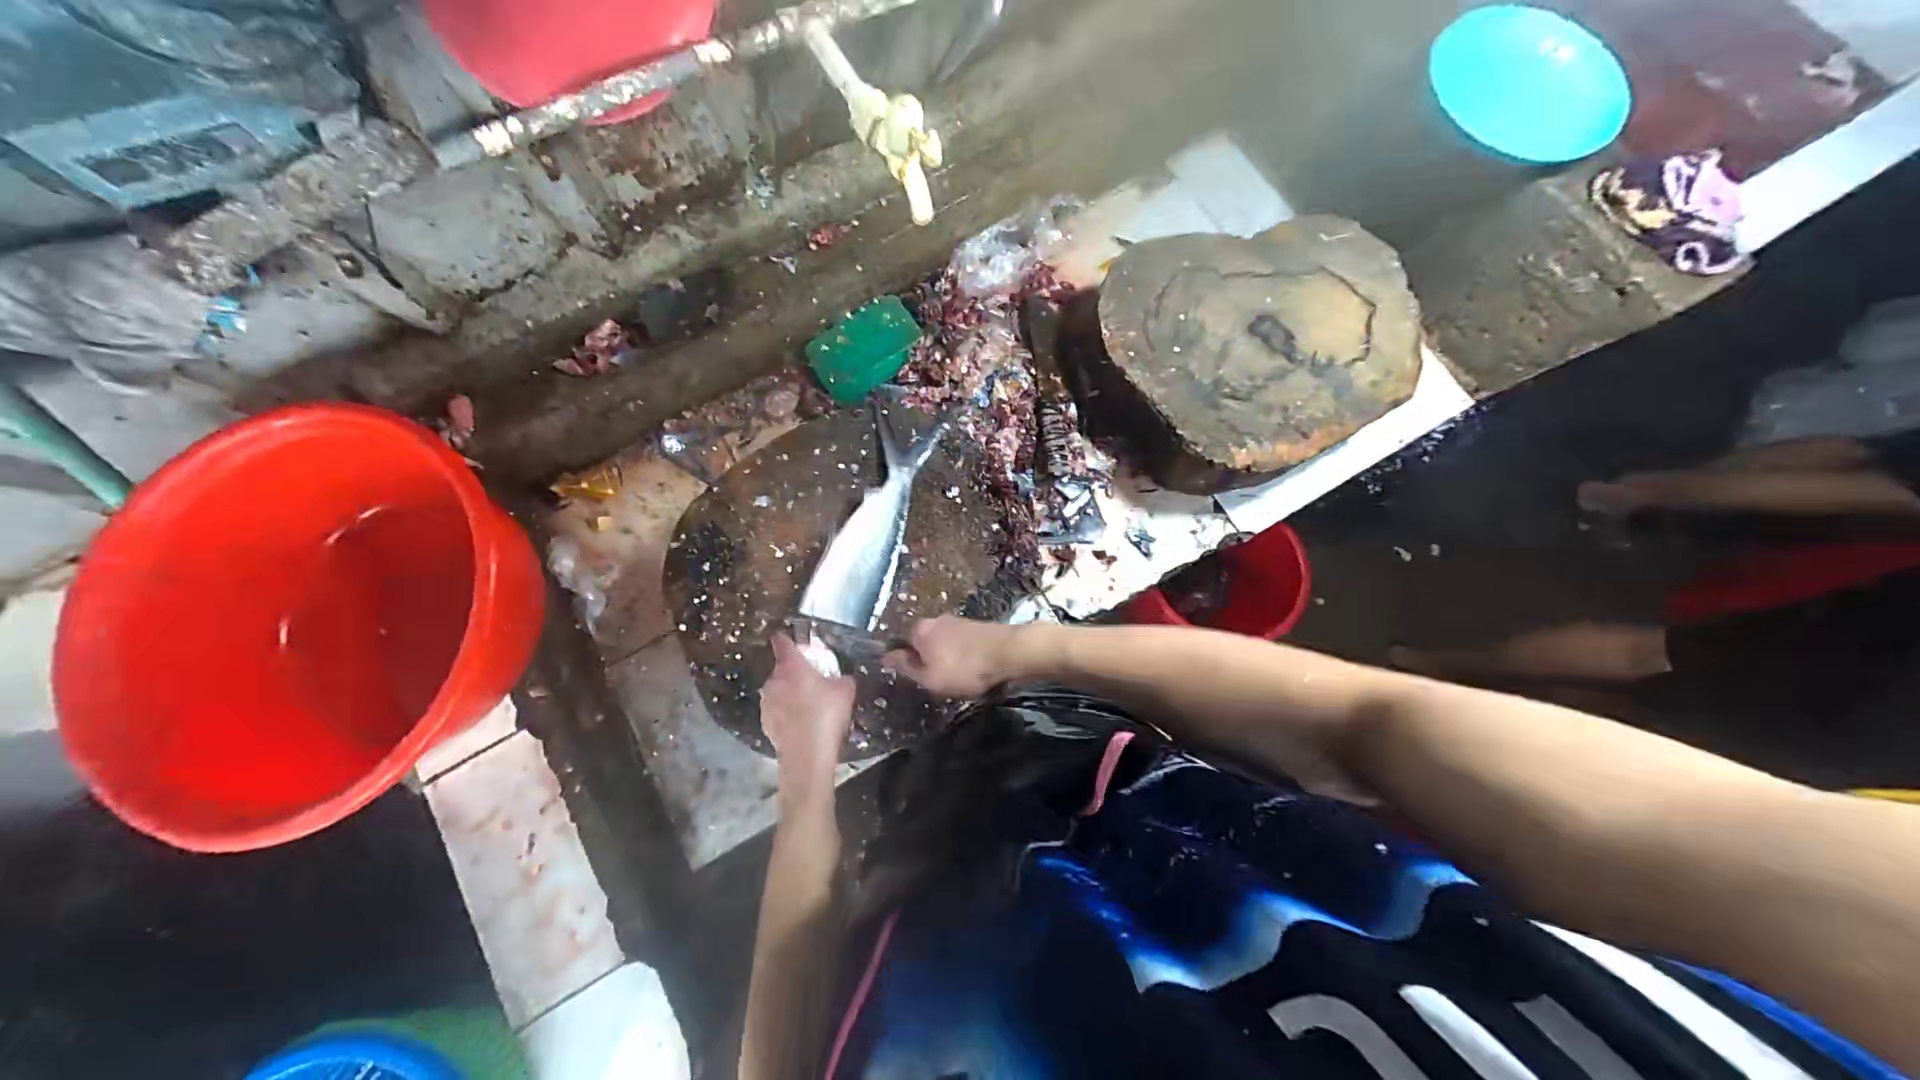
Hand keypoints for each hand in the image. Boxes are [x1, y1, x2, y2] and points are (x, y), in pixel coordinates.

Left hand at [761, 634, 856, 800]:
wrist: (807, 754)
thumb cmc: (826, 714)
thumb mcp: (846, 690)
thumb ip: (843, 679)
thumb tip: (844, 678)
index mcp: (791, 666)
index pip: (782, 643)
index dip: (785, 638)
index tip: (788, 637)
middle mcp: (774, 680)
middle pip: (781, 669)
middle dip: (794, 672)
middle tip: (812, 680)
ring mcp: (766, 703)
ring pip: (777, 691)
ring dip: (788, 694)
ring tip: (808, 705)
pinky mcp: (765, 724)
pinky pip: (776, 711)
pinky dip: (786, 714)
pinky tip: (801, 723)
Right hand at [883, 616, 1027, 697]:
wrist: (1010, 652)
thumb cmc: (965, 668)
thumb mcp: (930, 677)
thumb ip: (907, 667)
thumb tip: (886, 656)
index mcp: (920, 629)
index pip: (902, 644)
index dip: (907, 663)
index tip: (917, 679)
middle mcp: (937, 620)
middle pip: (925, 643)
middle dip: (930, 661)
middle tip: (939, 682)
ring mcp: (960, 621)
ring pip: (945, 644)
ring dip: (949, 660)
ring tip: (960, 679)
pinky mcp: (978, 627)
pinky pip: (963, 645)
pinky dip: (965, 657)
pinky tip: (974, 670)